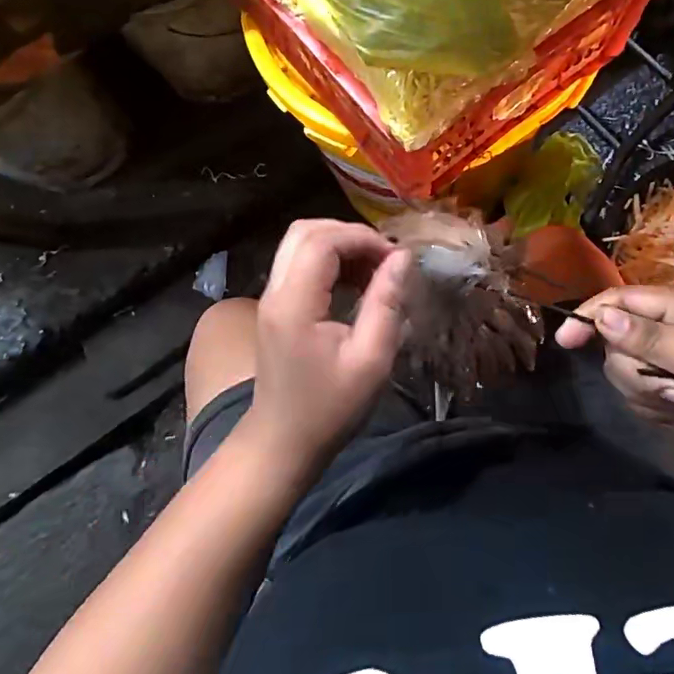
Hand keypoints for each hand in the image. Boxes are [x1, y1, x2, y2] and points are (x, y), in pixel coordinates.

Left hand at [251, 219, 412, 457]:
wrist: (283, 442)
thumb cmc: (330, 407)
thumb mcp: (371, 359)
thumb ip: (387, 303)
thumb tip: (403, 258)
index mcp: (295, 303)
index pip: (323, 241)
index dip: (363, 239)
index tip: (396, 259)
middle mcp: (275, 292)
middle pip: (306, 231)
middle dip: (351, 235)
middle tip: (385, 259)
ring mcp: (270, 298)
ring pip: (300, 243)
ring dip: (340, 246)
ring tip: (375, 271)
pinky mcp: (275, 307)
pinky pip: (299, 263)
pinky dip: (330, 261)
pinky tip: (356, 284)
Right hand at [556, 286, 673, 492]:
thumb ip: (651, 338)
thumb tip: (601, 316)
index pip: (624, 301)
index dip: (592, 316)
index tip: (565, 340)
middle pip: (617, 341)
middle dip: (635, 368)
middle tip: (673, 384)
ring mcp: (672, 367)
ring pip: (624, 373)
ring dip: (648, 393)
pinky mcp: (673, 397)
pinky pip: (639, 399)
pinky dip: (656, 410)